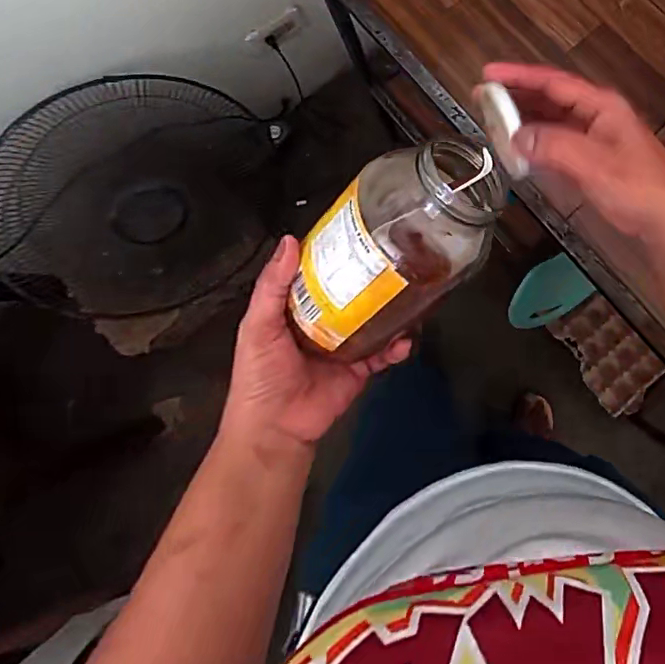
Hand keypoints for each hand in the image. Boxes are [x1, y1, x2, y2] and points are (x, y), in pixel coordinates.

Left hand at [222, 236, 410, 449]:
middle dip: (369, 279)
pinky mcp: (359, 369)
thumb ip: (272, 286)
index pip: (318, 274)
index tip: (354, 233)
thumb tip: (289, 243)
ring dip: (390, 308)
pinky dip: (397, 345)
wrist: (274, 430)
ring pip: (373, 320)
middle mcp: (322, 323)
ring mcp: (343, 346)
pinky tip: (405, 337)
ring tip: (407, 293)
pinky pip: (383, 352)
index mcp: (296, 309)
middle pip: (350, 294)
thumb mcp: (257, 325)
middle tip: (390, 260)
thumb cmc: (259, 377)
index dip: (333, 255)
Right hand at [480, 62, 664, 255]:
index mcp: (602, 106)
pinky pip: (559, 143)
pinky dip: (537, 143)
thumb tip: (517, 136)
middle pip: (551, 98)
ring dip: (525, 120)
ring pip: (554, 121)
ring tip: (496, 122)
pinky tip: (522, 151)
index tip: (489, 74)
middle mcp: (599, 117)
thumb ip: (552, 146)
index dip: (518, 76)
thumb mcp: (593, 165)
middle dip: (518, 97)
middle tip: (485, 99)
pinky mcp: (596, 161)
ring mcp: (598, 139)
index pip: (553, 82)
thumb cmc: (640, 191)